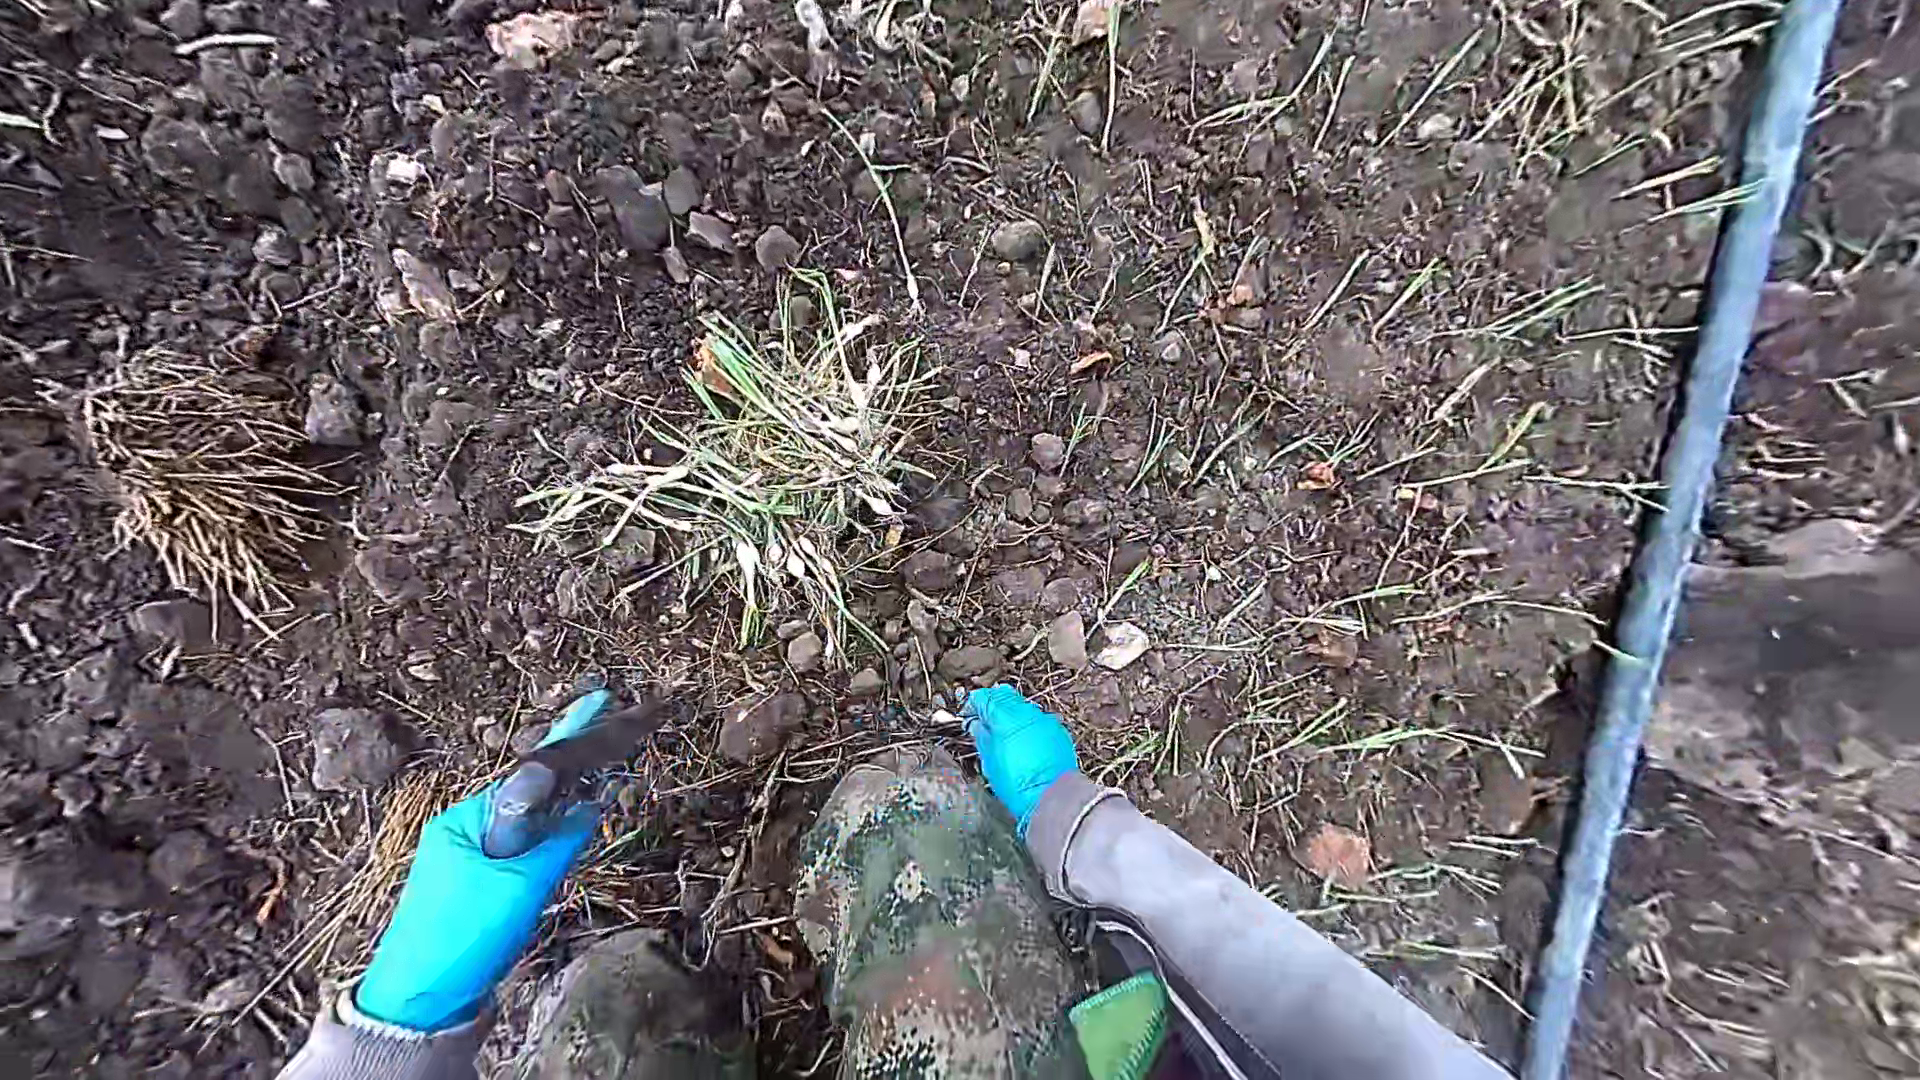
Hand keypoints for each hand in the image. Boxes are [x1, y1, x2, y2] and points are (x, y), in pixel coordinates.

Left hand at [355, 691, 611, 1031]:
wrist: (417, 1003)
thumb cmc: (466, 934)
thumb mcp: (524, 882)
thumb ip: (562, 837)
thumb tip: (594, 802)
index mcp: (469, 817)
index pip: (532, 767)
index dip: (570, 733)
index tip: (602, 698)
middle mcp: (465, 823)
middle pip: (532, 787)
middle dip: (570, 771)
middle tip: (609, 739)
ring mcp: (467, 848)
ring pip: (529, 815)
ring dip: (559, 808)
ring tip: (588, 799)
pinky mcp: (475, 871)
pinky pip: (522, 838)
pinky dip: (547, 832)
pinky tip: (563, 835)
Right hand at [965, 684, 1078, 833]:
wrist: (1051, 796)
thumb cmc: (1018, 783)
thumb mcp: (989, 761)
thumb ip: (981, 736)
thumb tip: (977, 725)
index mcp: (1004, 716)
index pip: (984, 697)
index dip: (974, 705)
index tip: (970, 715)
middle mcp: (1025, 712)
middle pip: (1004, 695)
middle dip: (992, 705)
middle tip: (985, 722)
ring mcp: (1043, 719)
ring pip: (1022, 705)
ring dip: (1011, 714)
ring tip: (1004, 734)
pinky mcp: (1056, 730)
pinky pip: (1037, 719)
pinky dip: (1028, 724)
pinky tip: (1024, 741)